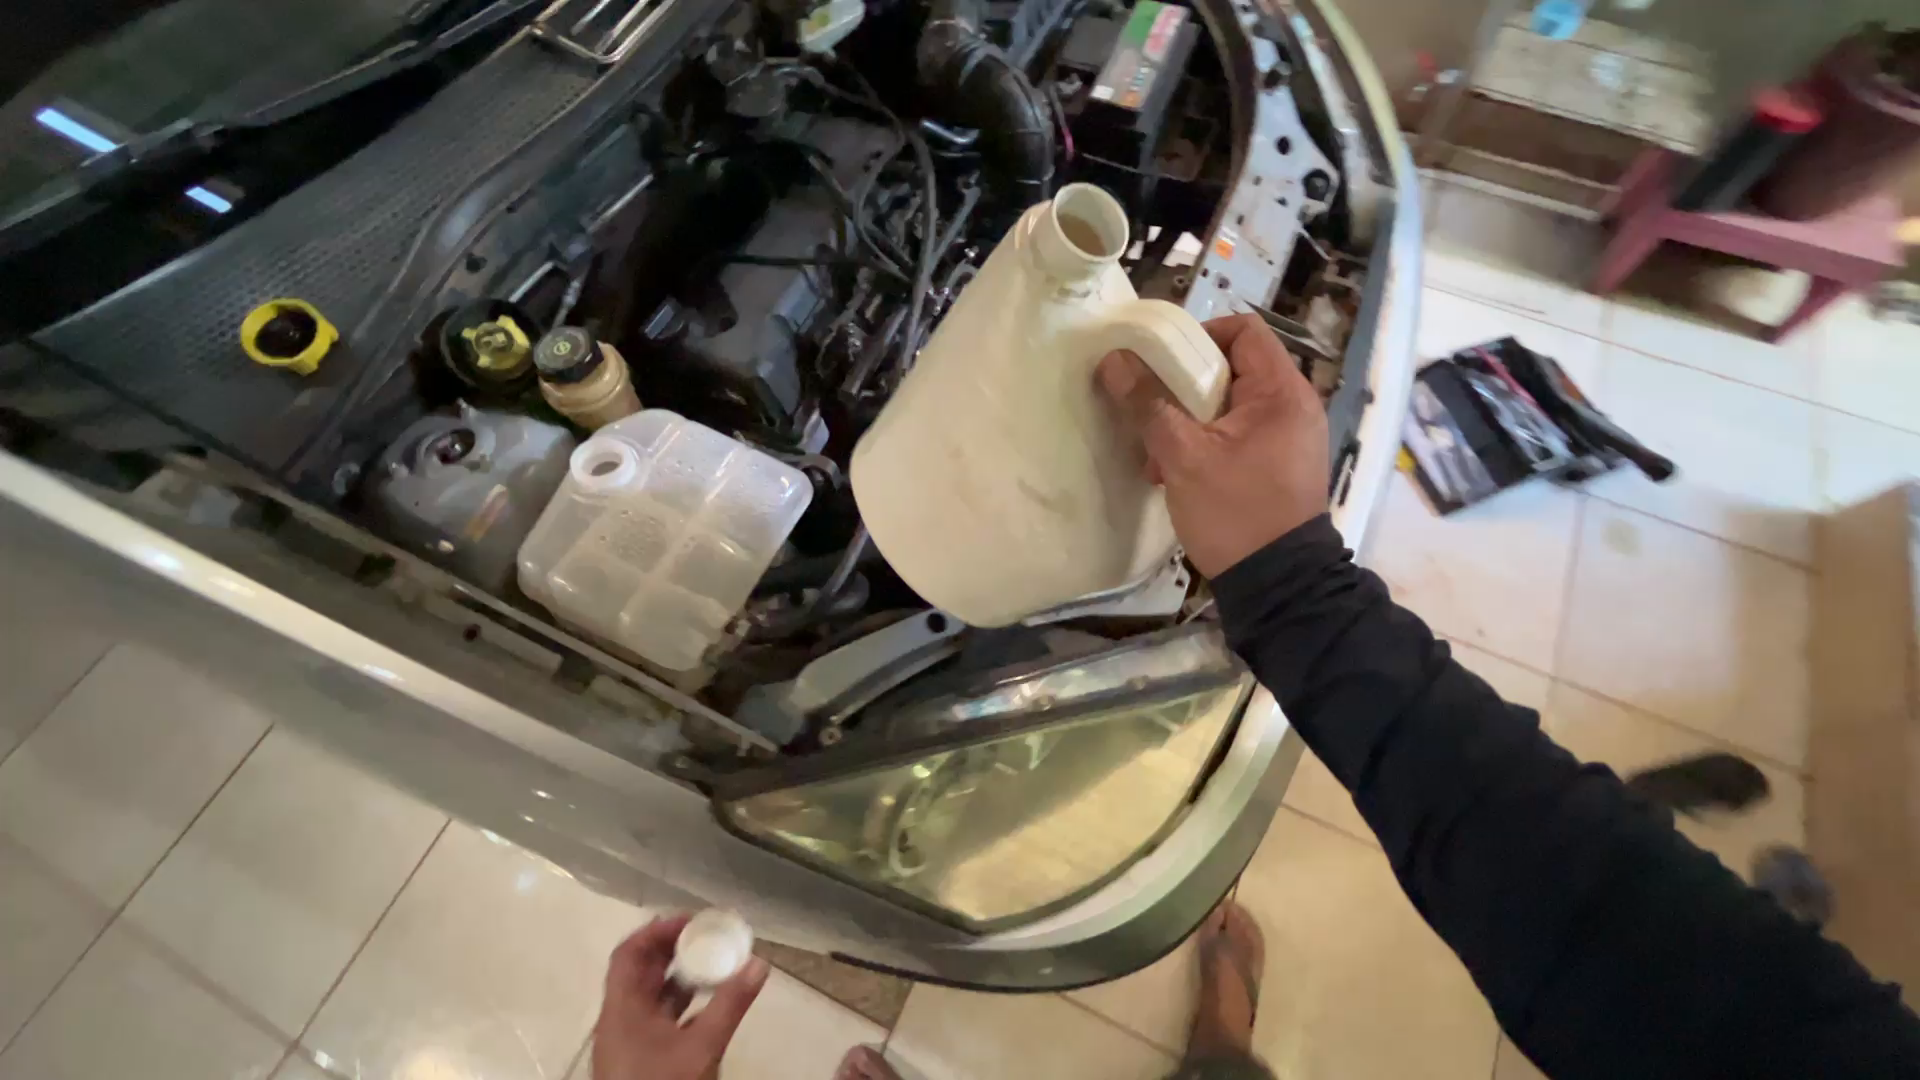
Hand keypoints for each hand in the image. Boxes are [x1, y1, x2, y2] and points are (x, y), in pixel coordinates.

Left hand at [592, 915, 770, 1079]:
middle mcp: (620, 1022)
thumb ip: (730, 1004)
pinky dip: (684, 1003)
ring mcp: (630, 1044)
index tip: (693, 920)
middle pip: (641, 971)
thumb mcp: (702, 1048)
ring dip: (682, 975)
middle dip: (675, 948)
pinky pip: (660, 1019)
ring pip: (652, 996)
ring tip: (716, 961)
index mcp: (621, 1012)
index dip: (657, 930)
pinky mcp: (642, 1062)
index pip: (629, 954)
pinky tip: (711, 1002)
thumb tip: (759, 962)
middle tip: (710, 934)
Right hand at [1097, 313, 1328, 577]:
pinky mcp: (1278, 466)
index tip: (1159, 361)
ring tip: (1157, 453)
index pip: (1243, 331)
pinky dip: (1204, 444)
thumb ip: (1148, 404)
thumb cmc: (1234, 511)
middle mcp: (1292, 406)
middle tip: (1150, 411)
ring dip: (1187, 421)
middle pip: (1231, 369)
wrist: (1277, 583)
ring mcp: (1288, 438)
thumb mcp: (1183, 456)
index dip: (1198, 336)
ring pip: (1228, 407)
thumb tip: (1114, 360)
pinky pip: (1236, 436)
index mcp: (1281, 392)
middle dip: (1182, 387)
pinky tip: (1175, 473)